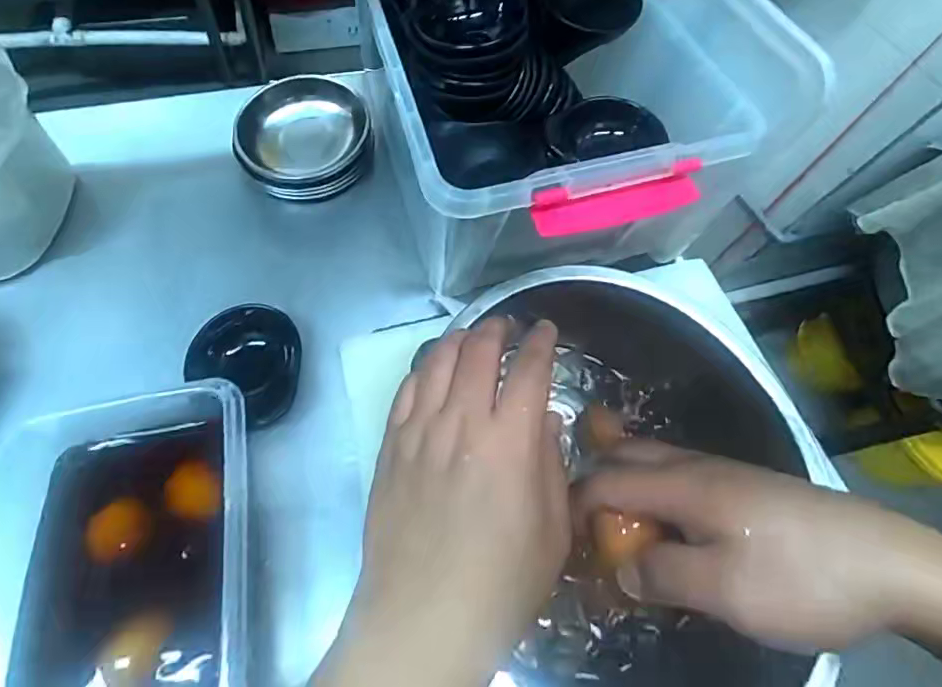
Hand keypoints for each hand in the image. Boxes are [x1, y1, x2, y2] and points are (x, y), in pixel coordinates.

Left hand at [316, 317, 570, 686]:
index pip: (528, 371)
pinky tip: (431, 368)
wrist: (422, 615)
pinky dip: (423, 368)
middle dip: (498, 329)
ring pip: (438, 360)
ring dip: (459, 339)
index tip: (547, 329)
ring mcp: (420, 429)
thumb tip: (543, 418)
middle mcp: (461, 422)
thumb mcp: (550, 534)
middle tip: (508, 325)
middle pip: (478, 352)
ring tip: (471, 335)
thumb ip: (549, 465)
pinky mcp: (391, 442)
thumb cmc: (500, 584)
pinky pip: (406, 388)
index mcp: (508, 442)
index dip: (541, 343)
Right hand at [575, 440, 941, 651]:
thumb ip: (663, 574)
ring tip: (626, 530)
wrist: (892, 562)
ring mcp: (723, 471)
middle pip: (625, 456)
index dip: (578, 505)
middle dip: (597, 483)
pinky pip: (680, 476)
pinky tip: (676, 528)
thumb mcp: (727, 590)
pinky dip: (658, 493)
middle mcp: (694, 465)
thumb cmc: (800, 576)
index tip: (567, 540)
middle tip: (590, 529)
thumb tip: (621, 569)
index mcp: (681, 483)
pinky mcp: (746, 486)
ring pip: (654, 462)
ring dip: (628, 487)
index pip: (606, 479)